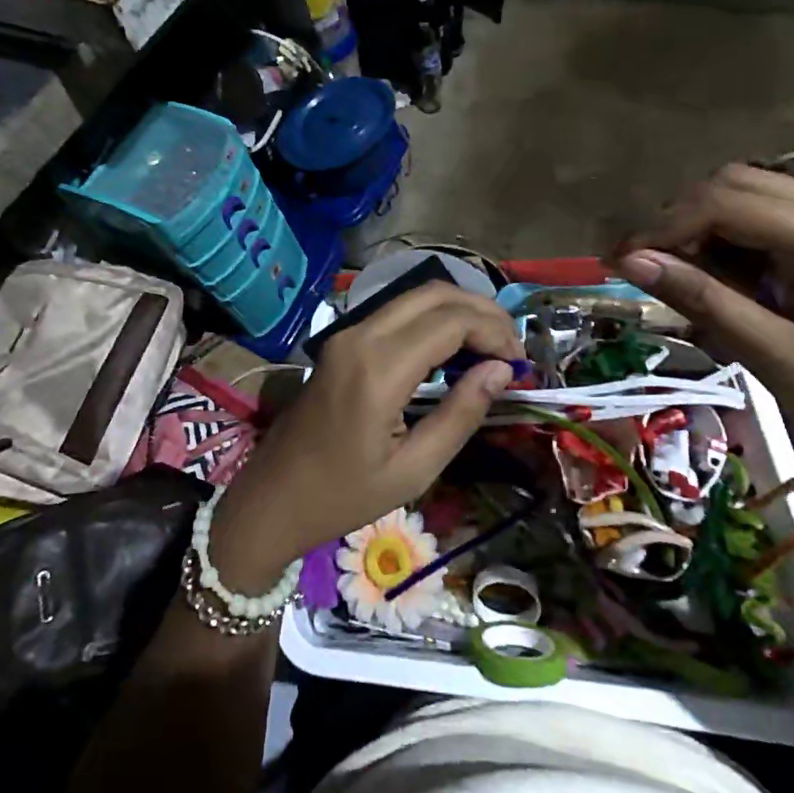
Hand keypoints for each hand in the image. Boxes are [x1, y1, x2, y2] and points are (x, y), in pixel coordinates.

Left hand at [210, 284, 522, 592]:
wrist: (273, 498)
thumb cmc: (343, 496)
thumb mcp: (413, 470)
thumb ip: (461, 415)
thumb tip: (501, 370)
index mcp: (378, 368)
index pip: (452, 321)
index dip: (495, 333)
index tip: (519, 365)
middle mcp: (361, 336)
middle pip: (436, 294)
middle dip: (483, 312)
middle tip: (512, 349)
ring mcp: (347, 334)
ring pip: (417, 296)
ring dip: (460, 311)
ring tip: (492, 348)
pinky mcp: (343, 341)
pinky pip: (398, 313)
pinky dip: (435, 319)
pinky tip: (454, 350)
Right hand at [616, 165, 793, 496]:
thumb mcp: (780, 359)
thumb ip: (705, 301)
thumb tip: (632, 261)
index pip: (731, 201)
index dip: (667, 225)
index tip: (621, 262)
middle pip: (743, 184)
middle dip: (685, 220)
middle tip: (648, 270)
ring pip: (758, 199)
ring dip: (709, 231)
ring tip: (682, 281)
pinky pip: (780, 226)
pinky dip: (739, 246)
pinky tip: (727, 285)